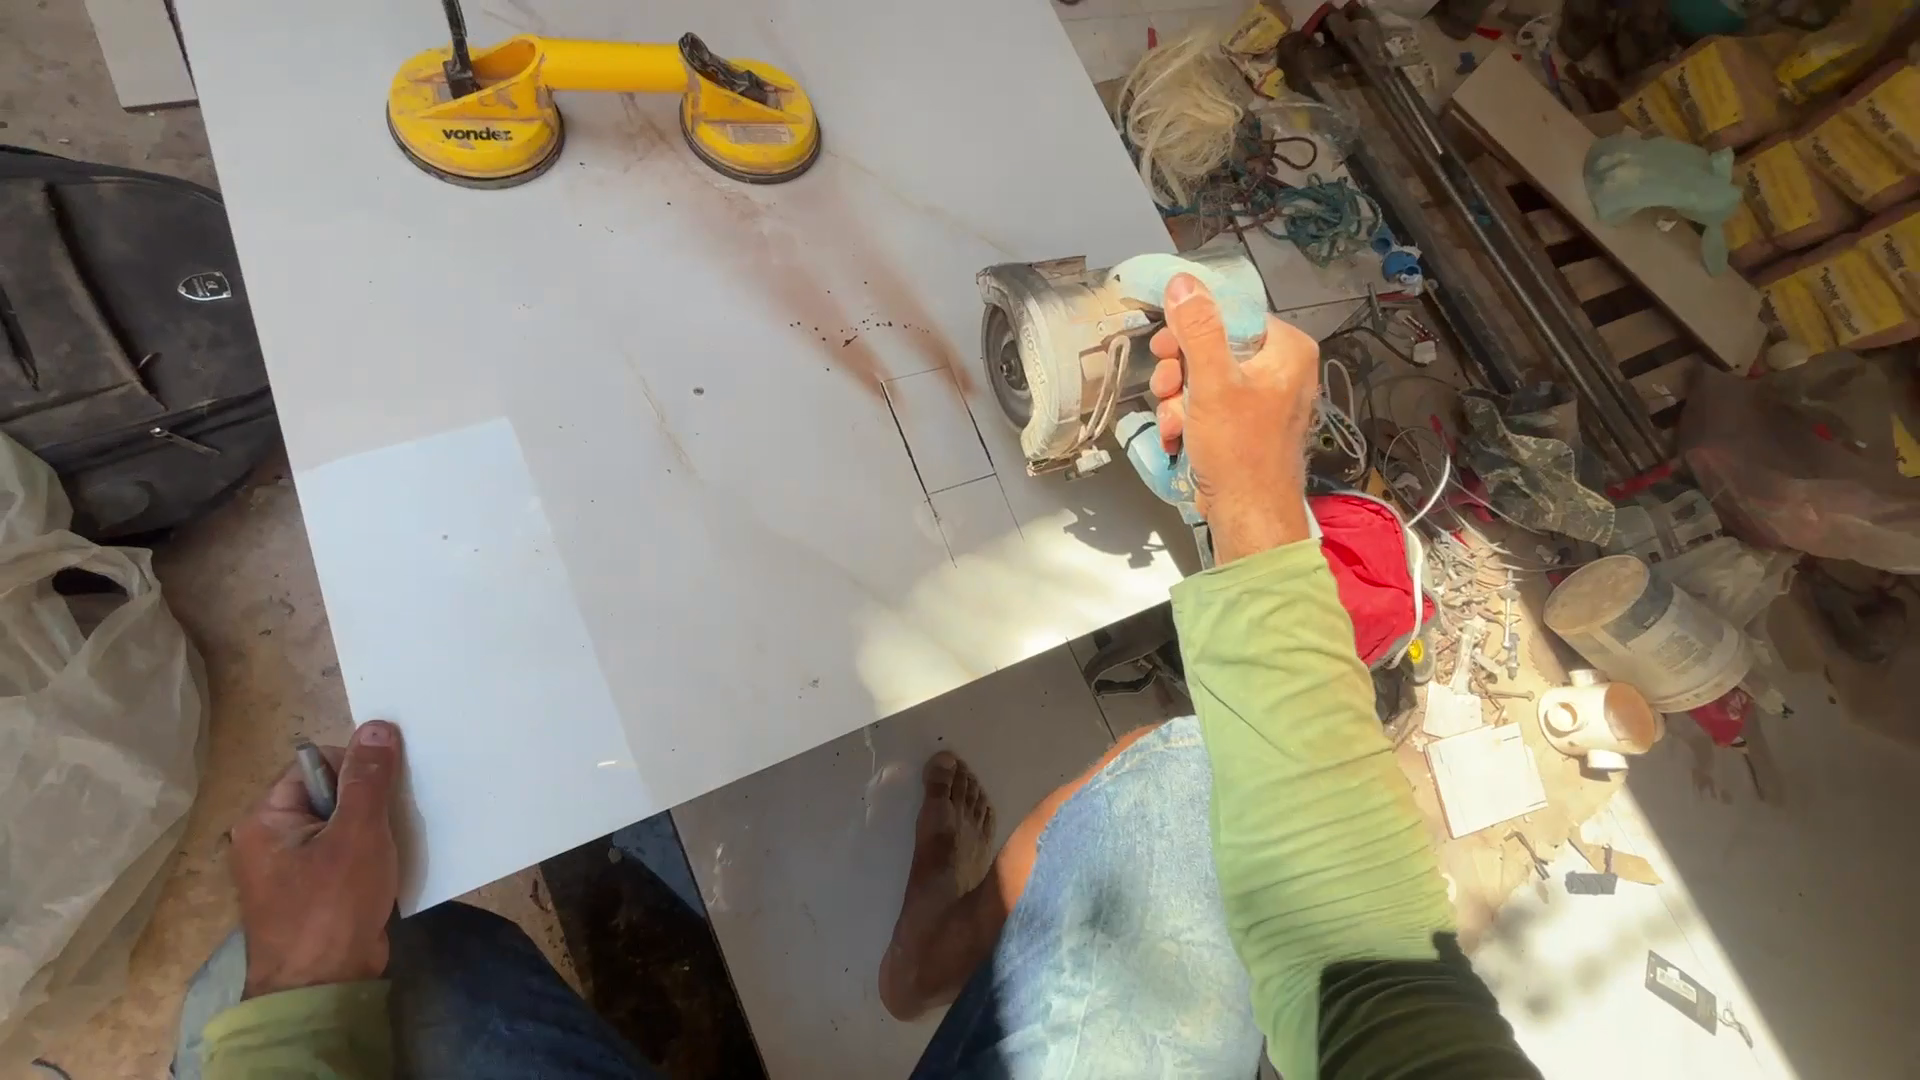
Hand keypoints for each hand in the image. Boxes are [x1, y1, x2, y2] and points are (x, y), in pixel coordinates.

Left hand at [230, 720, 401, 997]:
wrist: (326, 981)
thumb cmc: (333, 903)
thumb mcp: (358, 833)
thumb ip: (368, 778)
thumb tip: (377, 724)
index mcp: (267, 819)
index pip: (318, 764)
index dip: (358, 766)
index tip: (392, 781)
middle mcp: (274, 837)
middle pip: (335, 790)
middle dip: (374, 794)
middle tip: (403, 806)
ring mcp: (296, 863)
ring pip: (348, 819)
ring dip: (380, 821)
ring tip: (404, 830)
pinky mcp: (320, 884)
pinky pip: (352, 846)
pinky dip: (377, 844)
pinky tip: (400, 853)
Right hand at [1147, 273, 1318, 563]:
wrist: (1247, 514)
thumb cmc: (1239, 450)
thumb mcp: (1212, 383)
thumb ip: (1197, 330)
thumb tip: (1182, 283)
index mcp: (1285, 350)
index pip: (1230, 315)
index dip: (1191, 330)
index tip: (1167, 349)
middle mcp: (1279, 369)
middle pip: (1211, 347)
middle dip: (1179, 373)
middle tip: (1167, 389)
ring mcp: (1261, 400)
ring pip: (1202, 379)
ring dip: (1176, 400)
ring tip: (1176, 424)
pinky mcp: (1243, 425)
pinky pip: (1205, 406)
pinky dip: (1186, 419)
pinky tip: (1180, 437)